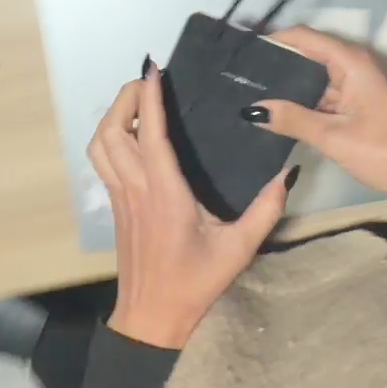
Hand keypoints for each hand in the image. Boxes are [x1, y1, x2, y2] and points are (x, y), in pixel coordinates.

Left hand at [88, 63, 289, 349]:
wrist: (150, 319)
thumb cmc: (194, 282)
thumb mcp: (239, 248)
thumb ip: (265, 209)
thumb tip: (286, 173)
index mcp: (164, 193)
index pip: (150, 135)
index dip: (149, 98)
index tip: (153, 68)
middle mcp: (136, 188)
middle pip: (112, 131)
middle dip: (125, 98)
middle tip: (149, 80)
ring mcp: (120, 196)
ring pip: (100, 144)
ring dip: (113, 115)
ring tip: (139, 101)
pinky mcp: (115, 205)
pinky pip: (103, 159)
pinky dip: (111, 135)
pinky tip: (133, 133)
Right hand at [248, 26, 386, 202]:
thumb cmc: (386, 151)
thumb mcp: (335, 137)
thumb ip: (292, 119)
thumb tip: (252, 109)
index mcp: (351, 61)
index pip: (303, 37)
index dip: (272, 40)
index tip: (240, 51)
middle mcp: (352, 63)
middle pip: (306, 52)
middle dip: (274, 61)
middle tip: (236, 73)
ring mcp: (354, 81)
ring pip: (311, 73)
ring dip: (285, 82)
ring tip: (246, 90)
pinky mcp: (355, 99)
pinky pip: (321, 90)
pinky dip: (300, 97)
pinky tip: (274, 109)